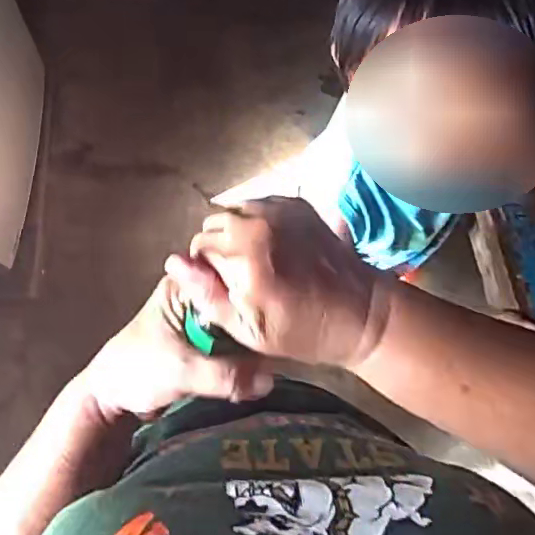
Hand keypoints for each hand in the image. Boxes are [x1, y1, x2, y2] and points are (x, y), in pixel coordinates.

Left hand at [79, 275, 273, 420]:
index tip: (276, 315)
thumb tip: (269, 378)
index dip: (251, 296)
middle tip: (280, 339)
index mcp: (182, 287)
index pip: (226, 281)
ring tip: (275, 355)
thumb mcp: (182, 370)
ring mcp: (199, 320)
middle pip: (235, 303)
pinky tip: (262, 368)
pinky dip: (245, 357)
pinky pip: (233, 345)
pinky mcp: (205, 343)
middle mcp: (194, 296)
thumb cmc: (138, 370)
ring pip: (237, 326)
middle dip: (254, 323)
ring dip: (251, 343)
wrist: (114, 396)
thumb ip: (224, 374)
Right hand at [168, 197, 393, 368]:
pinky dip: (258, 220)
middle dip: (219, 246)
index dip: (207, 270)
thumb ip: (206, 294)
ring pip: (234, 211)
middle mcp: (255, 222)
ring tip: (260, 257)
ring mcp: (277, 208)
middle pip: (213, 225)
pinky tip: (275, 244)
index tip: (228, 287)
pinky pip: (258, 203)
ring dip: (238, 230)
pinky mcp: (294, 203)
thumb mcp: (248, 329)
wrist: (361, 313)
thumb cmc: (301, 331)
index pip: (198, 248)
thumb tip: (173, 262)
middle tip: (243, 274)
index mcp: (242, 254)